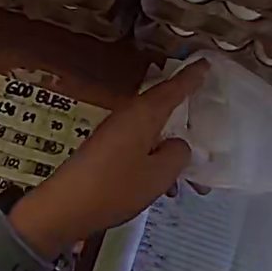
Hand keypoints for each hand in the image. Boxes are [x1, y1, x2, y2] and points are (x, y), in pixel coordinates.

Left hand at [9, 62, 205, 257]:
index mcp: (144, 113)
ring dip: (172, 150)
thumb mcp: (158, 175)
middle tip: (209, 118)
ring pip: (154, 132)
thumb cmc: (114, 187)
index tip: (206, 62)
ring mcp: (116, 132)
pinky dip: (156, 160)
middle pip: (165, 108)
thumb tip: (179, 145)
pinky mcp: (107, 149)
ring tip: (190, 181)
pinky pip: (141, 146)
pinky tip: (163, 187)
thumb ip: (178, 155)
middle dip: (187, 117)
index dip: (192, 75)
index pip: (174, 87)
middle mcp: (130, 115)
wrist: (63, 208)